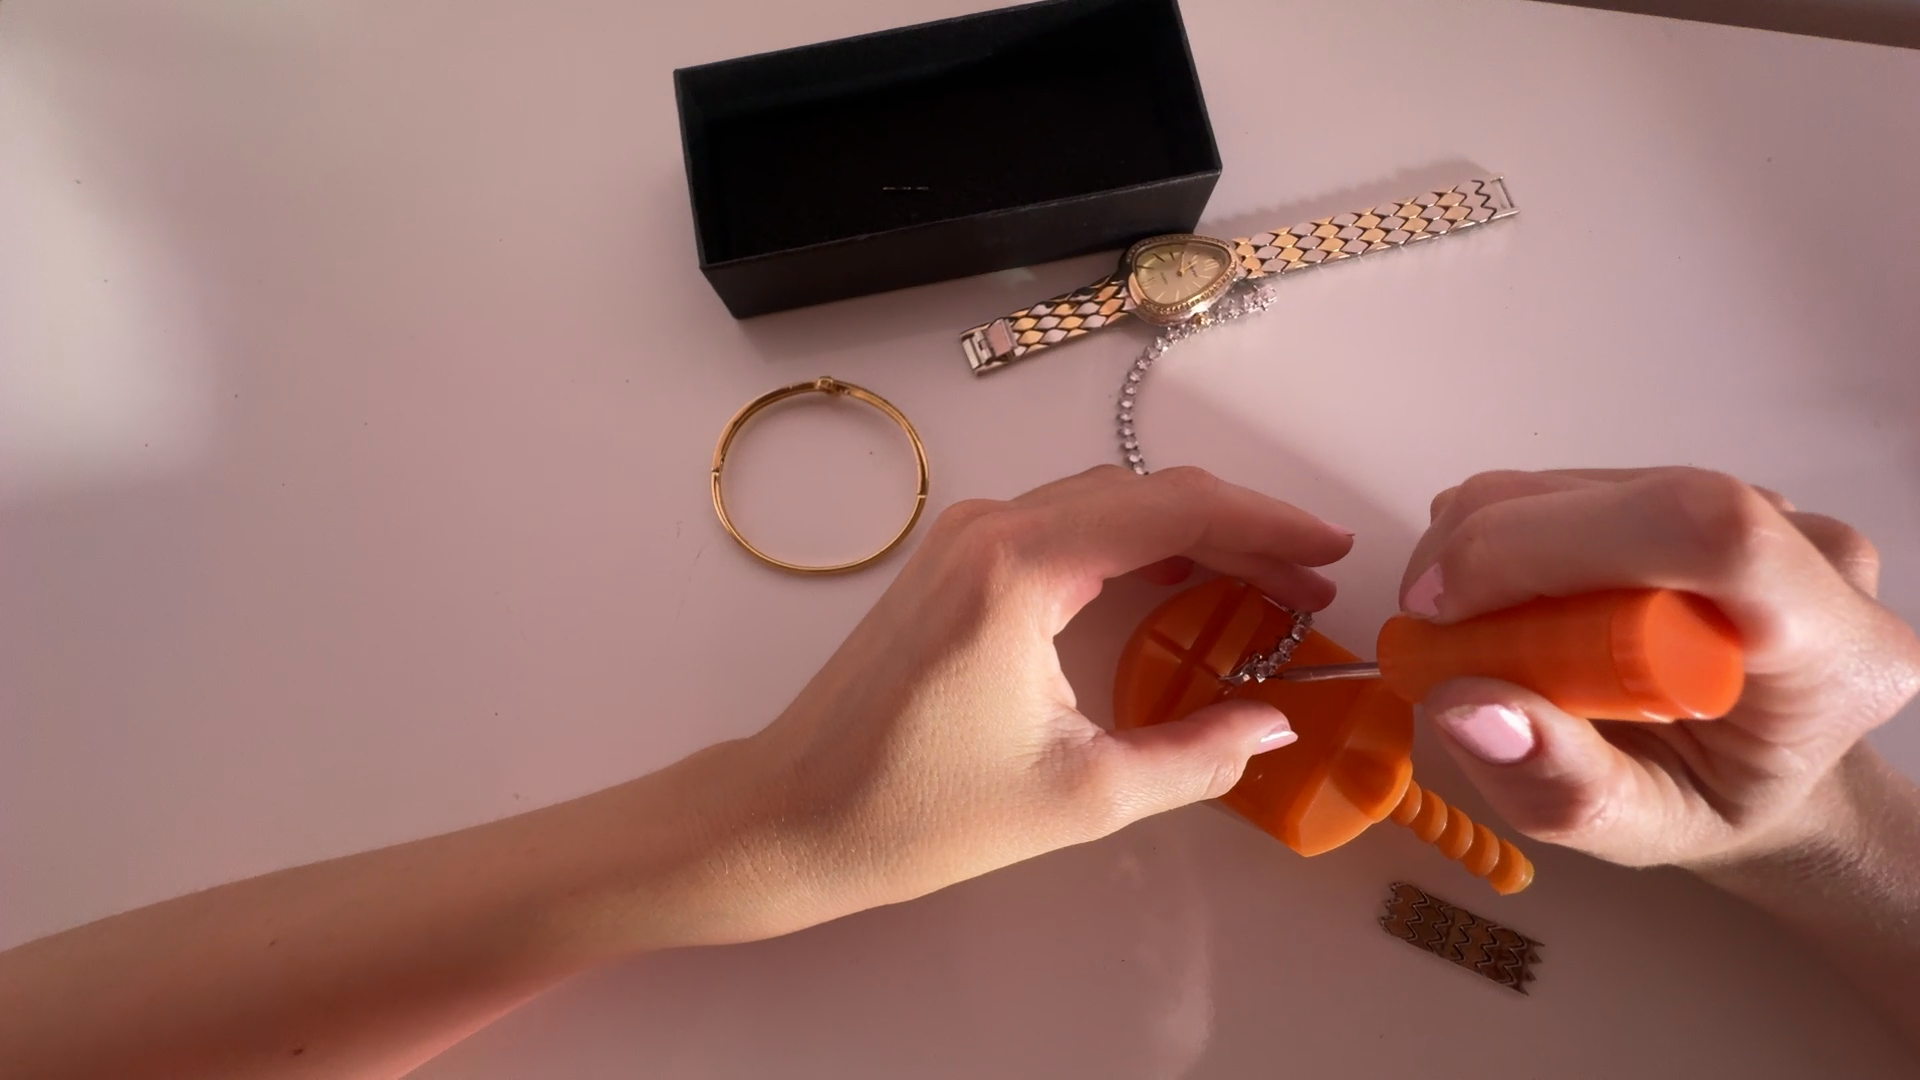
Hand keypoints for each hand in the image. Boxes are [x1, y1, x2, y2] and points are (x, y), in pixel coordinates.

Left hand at [727, 465, 1351, 934]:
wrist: (795, 809)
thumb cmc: (921, 811)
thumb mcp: (1081, 793)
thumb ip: (1196, 754)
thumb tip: (1277, 724)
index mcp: (1020, 567)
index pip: (1170, 510)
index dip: (1265, 523)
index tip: (1331, 549)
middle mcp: (991, 527)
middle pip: (1141, 495)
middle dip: (1235, 529)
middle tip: (1306, 581)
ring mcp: (965, 536)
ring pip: (1102, 503)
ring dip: (1183, 531)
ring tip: (1257, 583)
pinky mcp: (953, 559)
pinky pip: (1061, 524)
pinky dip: (1128, 542)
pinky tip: (1170, 579)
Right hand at [1398, 467, 1919, 869]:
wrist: (1744, 761)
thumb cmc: (1701, 799)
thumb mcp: (1633, 830)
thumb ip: (1558, 784)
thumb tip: (1459, 701)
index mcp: (1829, 646)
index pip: (1698, 532)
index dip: (1539, 550)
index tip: (1445, 617)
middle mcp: (1796, 551)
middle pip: (1598, 499)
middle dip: (1475, 557)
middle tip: (1435, 635)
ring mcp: (1721, 506)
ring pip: (1540, 486)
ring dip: (1464, 551)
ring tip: (1472, 631)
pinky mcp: (1655, 489)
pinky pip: (1528, 489)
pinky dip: (1476, 541)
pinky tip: (1496, 600)